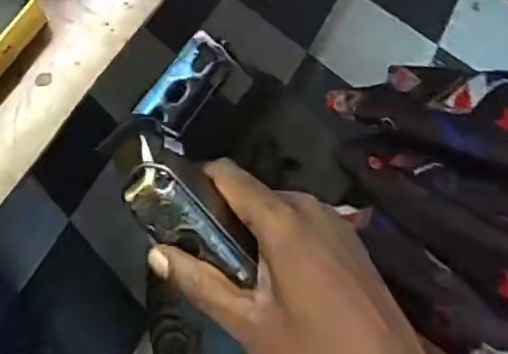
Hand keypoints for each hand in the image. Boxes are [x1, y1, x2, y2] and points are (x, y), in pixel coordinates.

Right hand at [149, 161, 422, 353]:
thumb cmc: (319, 351)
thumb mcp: (251, 325)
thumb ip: (201, 284)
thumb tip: (156, 253)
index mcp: (281, 216)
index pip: (225, 172)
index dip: (195, 179)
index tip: (173, 200)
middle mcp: (306, 204)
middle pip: (249, 192)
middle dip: (223, 214)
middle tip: (205, 250)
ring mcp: (333, 218)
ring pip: (275, 206)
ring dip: (253, 228)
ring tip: (241, 271)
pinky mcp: (351, 237)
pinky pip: (301, 221)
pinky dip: (281, 236)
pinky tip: (280, 278)